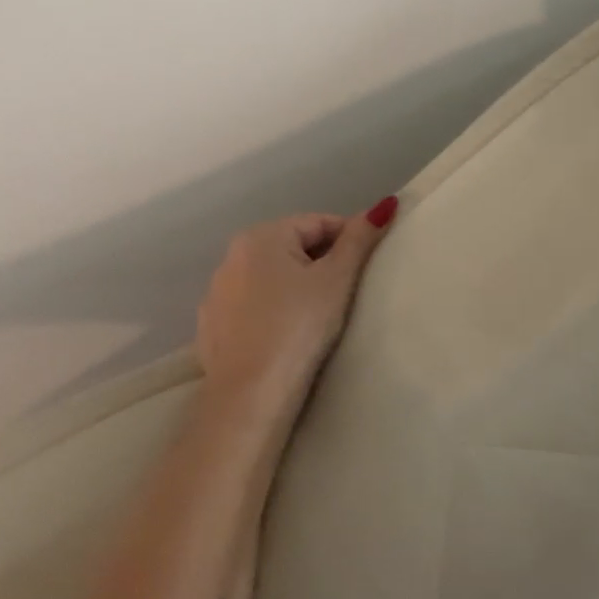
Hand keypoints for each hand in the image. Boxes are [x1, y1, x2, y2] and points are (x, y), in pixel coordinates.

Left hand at [195, 198, 397, 398]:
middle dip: (323, 263)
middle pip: (294, 247)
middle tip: (346, 293)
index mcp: (262, 236)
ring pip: (272, 276)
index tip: (365, 268)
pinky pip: (253, 304)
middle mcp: (232, 256)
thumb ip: (360, 238)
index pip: (320, 223)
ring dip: (297, 286)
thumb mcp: (338, 278)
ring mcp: (217, 293)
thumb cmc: (299, 326)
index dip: (350, 241)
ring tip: (320, 315)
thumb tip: (386, 203)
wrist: (250, 395)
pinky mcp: (212, 326)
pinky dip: (274, 309)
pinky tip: (289, 333)